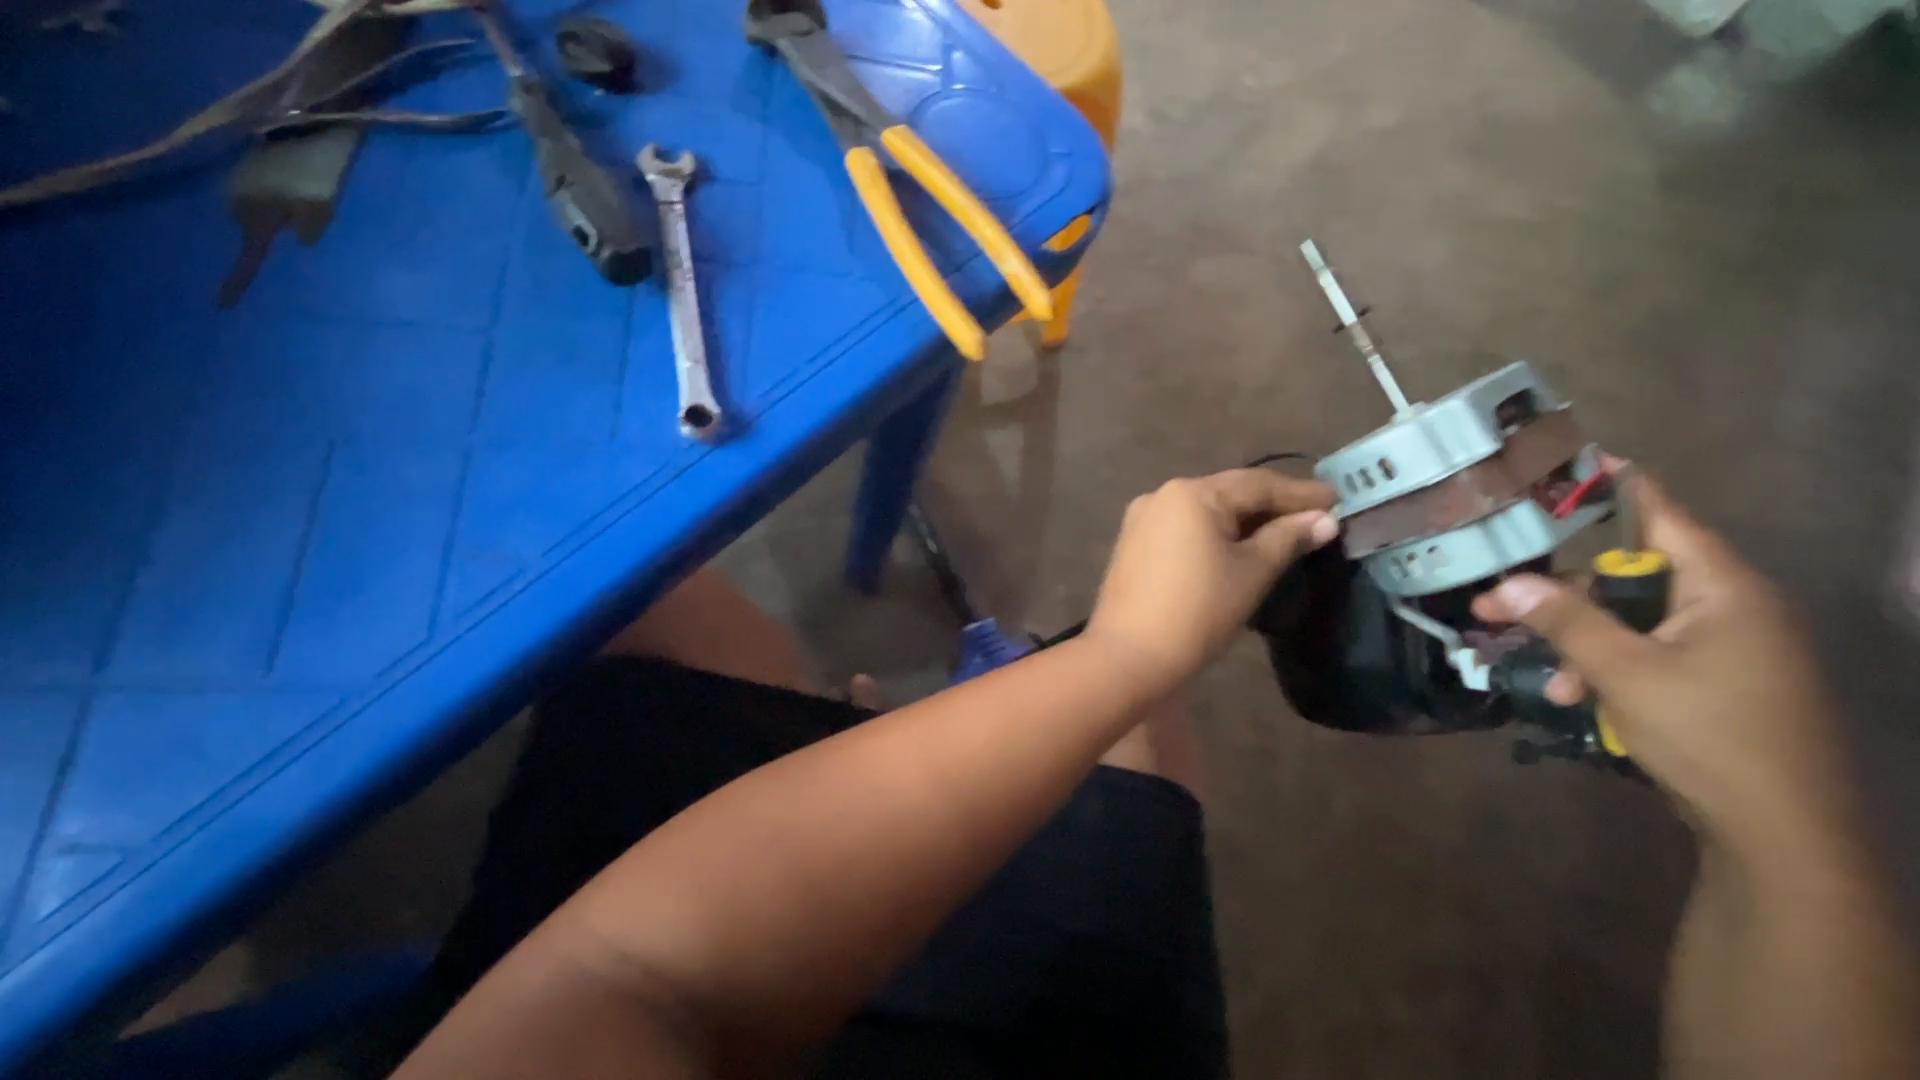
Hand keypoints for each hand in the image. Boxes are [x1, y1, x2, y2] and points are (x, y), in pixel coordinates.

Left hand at [1086, 469, 1338, 692]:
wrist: (1129, 658)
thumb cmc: (1197, 612)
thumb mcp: (1251, 573)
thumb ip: (1287, 539)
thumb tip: (1324, 520)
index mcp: (1191, 493)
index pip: (1257, 484)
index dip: (1301, 493)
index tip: (1338, 500)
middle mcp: (1162, 496)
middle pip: (1230, 494)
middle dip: (1273, 507)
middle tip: (1318, 518)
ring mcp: (1143, 521)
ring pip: (1207, 514)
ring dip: (1246, 523)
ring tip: (1286, 535)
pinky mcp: (1134, 547)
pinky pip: (1186, 532)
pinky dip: (1217, 537)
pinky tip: (1241, 550)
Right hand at [1472, 465, 1850, 854]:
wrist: (1782, 833)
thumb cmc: (1709, 735)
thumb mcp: (1624, 674)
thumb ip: (1565, 621)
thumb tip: (1506, 583)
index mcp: (1723, 587)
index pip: (1660, 516)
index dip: (1609, 490)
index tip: (1560, 468)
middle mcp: (1731, 606)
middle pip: (1633, 575)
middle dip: (1564, 593)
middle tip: (1498, 600)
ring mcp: (1729, 647)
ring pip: (1636, 621)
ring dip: (1581, 641)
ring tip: (1538, 672)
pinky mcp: (1720, 682)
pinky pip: (1652, 654)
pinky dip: (1610, 670)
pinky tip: (1574, 699)